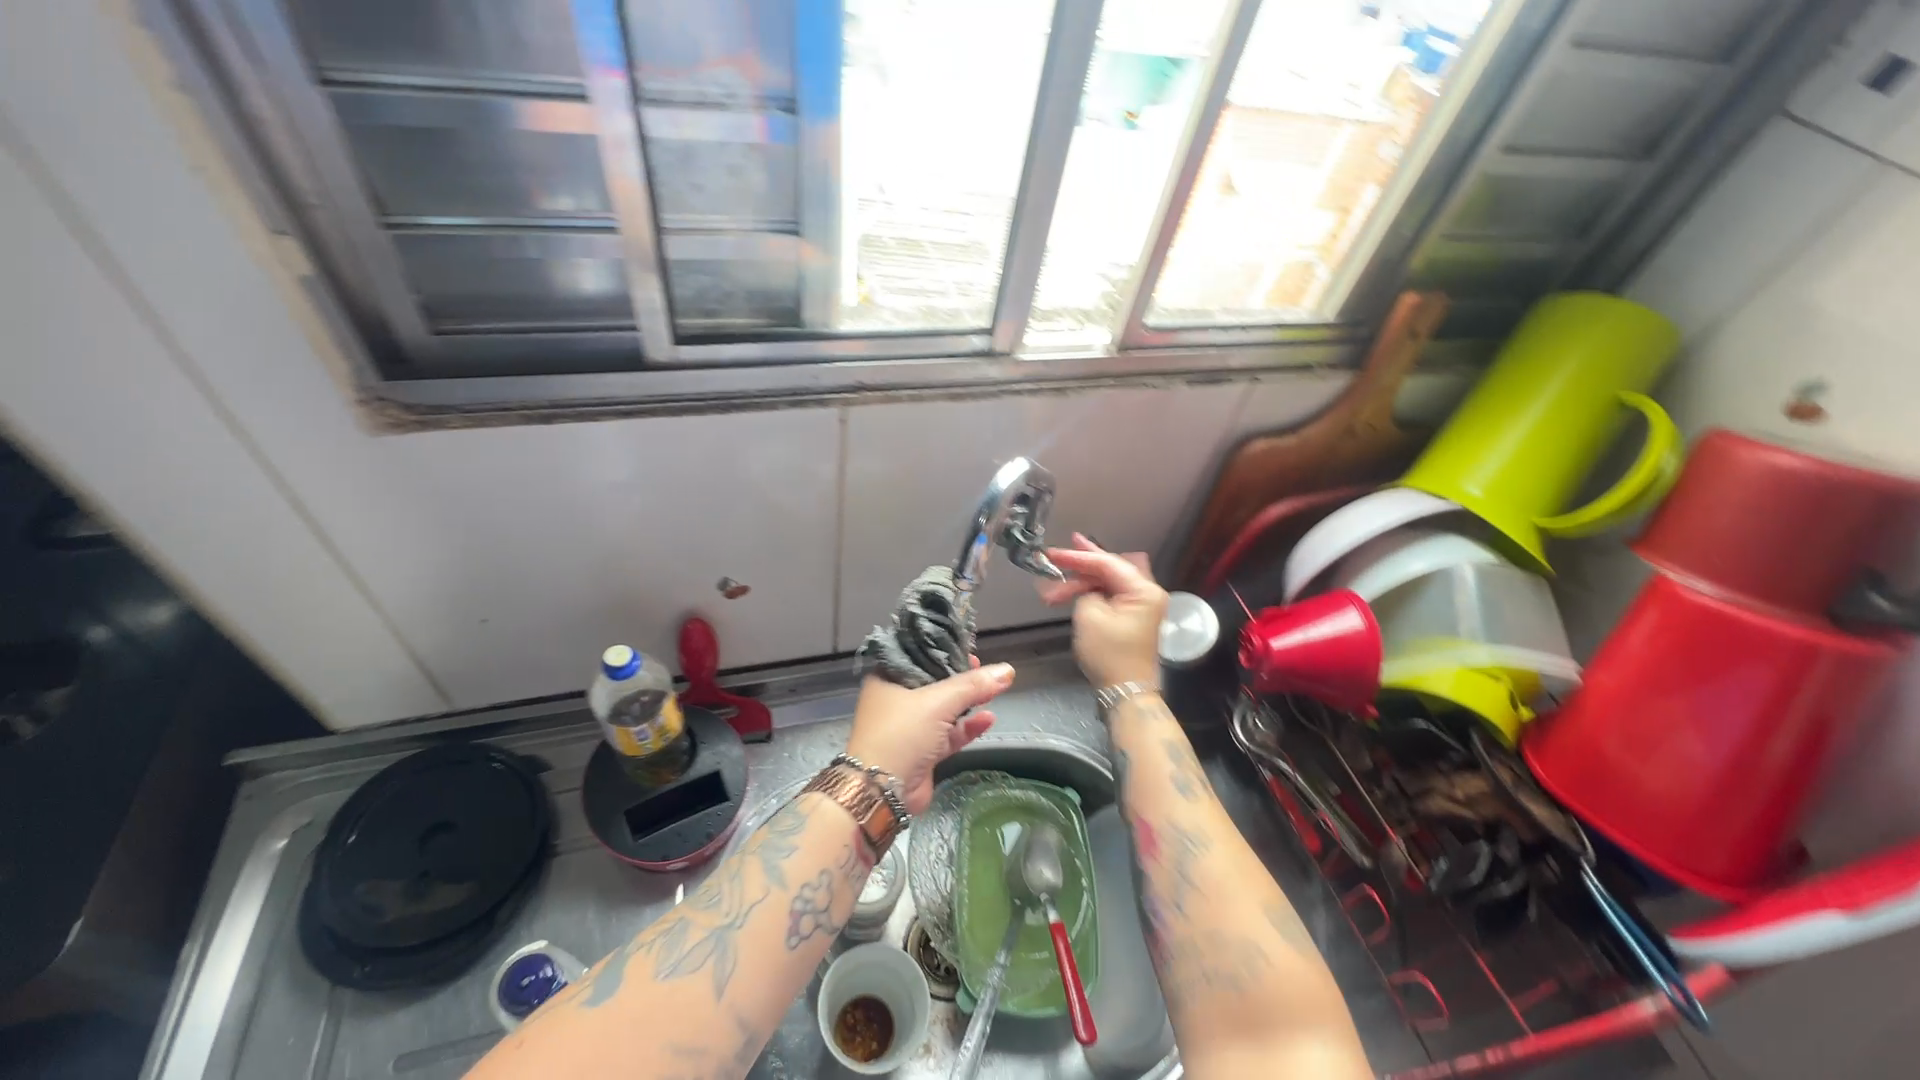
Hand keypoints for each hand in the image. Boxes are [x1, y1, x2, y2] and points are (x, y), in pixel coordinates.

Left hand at [845, 662, 1013, 814]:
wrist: (881, 791)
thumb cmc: (901, 733)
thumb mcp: (937, 702)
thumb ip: (973, 686)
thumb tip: (1007, 670)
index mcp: (887, 679)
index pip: (918, 657)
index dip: (943, 652)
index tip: (967, 648)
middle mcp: (896, 701)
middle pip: (933, 683)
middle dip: (960, 678)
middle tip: (983, 668)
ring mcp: (909, 728)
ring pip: (943, 710)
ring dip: (967, 703)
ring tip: (992, 690)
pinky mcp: (922, 752)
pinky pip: (948, 735)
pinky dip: (967, 728)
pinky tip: (988, 719)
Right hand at [1035, 533, 1166, 689]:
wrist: (1125, 692)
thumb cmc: (1109, 654)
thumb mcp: (1089, 616)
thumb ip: (1086, 592)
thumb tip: (1087, 590)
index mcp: (1143, 590)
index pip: (1107, 563)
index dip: (1078, 557)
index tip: (1053, 554)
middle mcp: (1148, 594)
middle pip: (1111, 569)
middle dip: (1081, 565)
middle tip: (1057, 555)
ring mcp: (1142, 607)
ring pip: (1108, 584)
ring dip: (1082, 584)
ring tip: (1053, 591)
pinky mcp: (1134, 619)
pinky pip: (1111, 597)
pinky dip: (1091, 595)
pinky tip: (1072, 595)